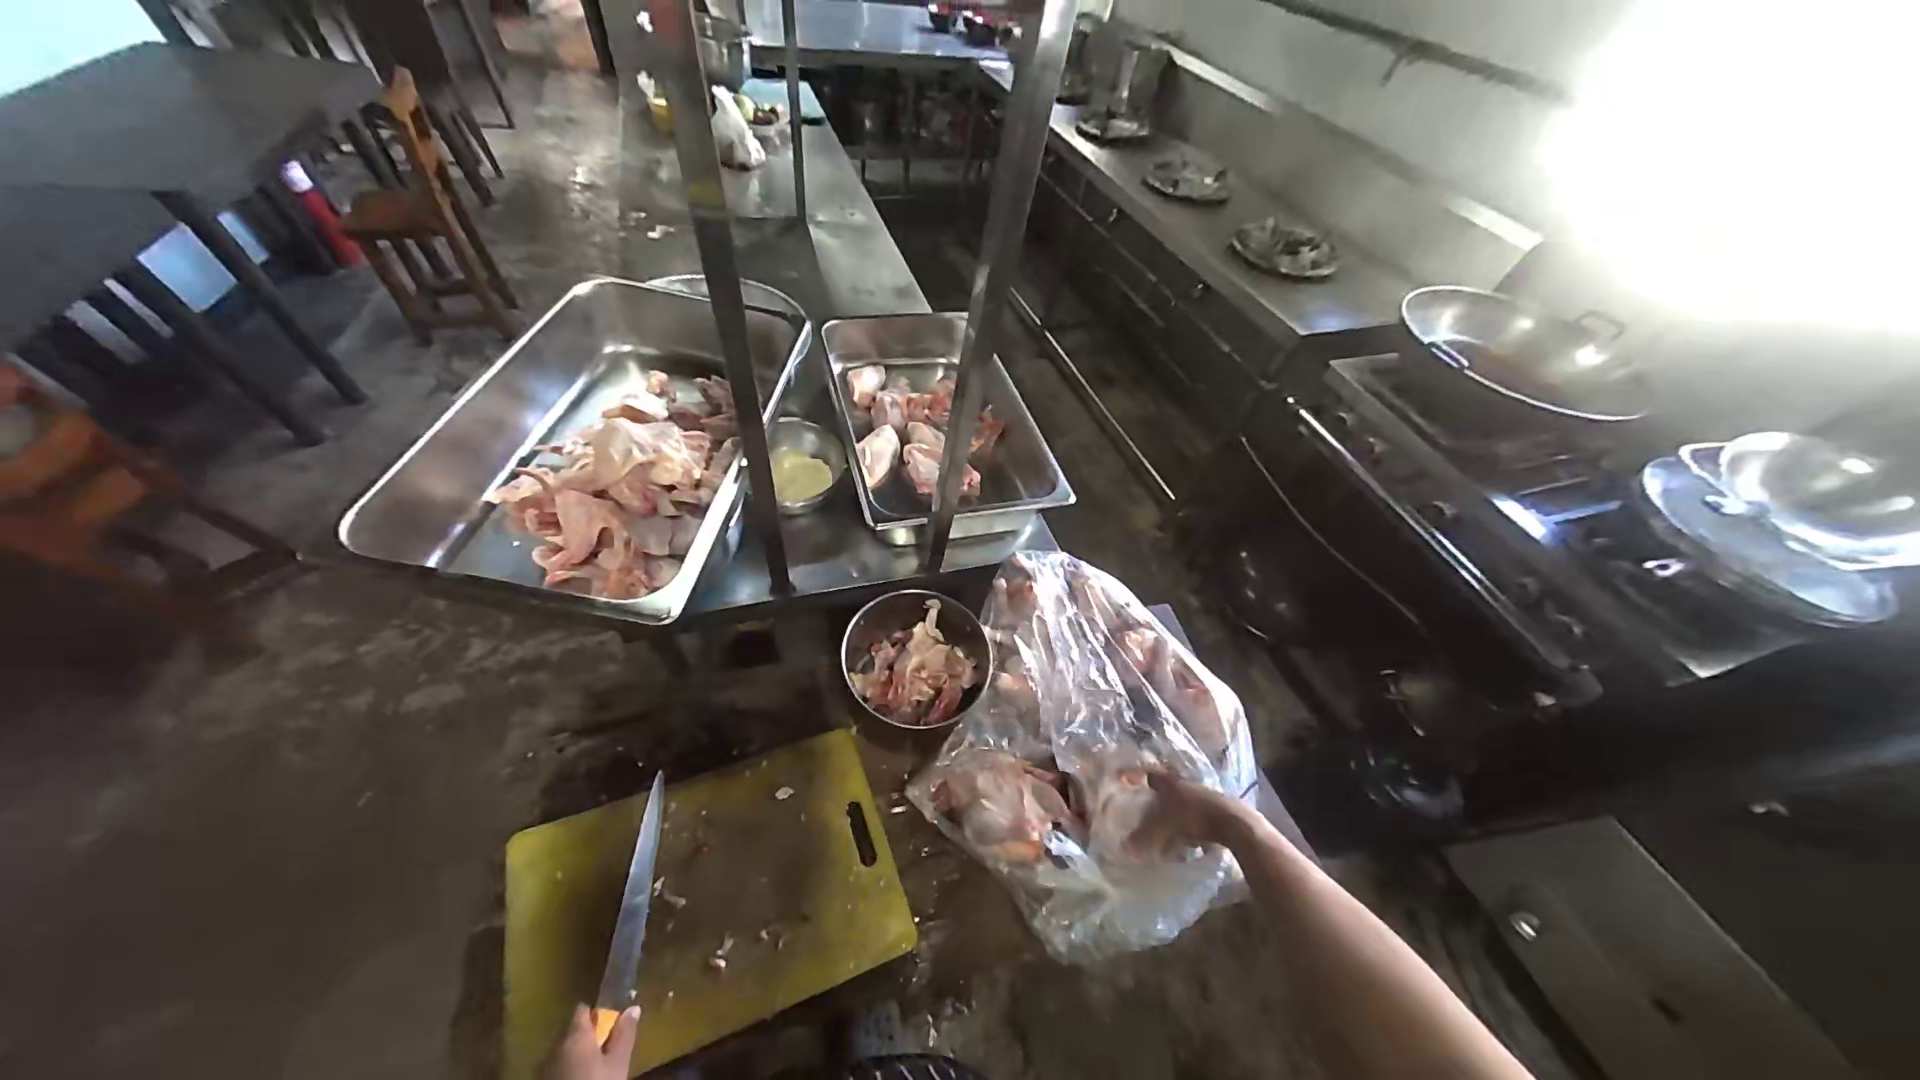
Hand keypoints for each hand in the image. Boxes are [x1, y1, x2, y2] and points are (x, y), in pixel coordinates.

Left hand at [539, 1004, 639, 1079]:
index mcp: (574, 1035)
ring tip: (592, 1067)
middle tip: (605, 1046)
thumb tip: (632, 1008)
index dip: (596, 1012)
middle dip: (586, 1035)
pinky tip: (578, 1079)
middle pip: (570, 1030)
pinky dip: (566, 1070)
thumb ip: (625, 1033)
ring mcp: (542, 1070)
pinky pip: (555, 1069)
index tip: (609, 1021)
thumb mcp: (618, 1063)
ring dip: (575, 1054)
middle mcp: (554, 1048)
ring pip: (562, 1052)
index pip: (582, 1009)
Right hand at [1131, 772, 1254, 853]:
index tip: (1125, 781)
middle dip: (1156, 797)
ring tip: (1165, 826)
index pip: (1148, 775)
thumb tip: (1123, 848)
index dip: (1136, 777)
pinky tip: (1189, 838)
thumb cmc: (1193, 818)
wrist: (1235, 823)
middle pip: (1166, 787)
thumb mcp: (1163, 829)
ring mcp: (1205, 794)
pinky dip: (1190, 822)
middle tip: (1144, 808)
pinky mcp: (1220, 808)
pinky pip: (1197, 813)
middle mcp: (1186, 783)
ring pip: (1183, 800)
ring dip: (1174, 811)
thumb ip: (1143, 837)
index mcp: (1169, 782)